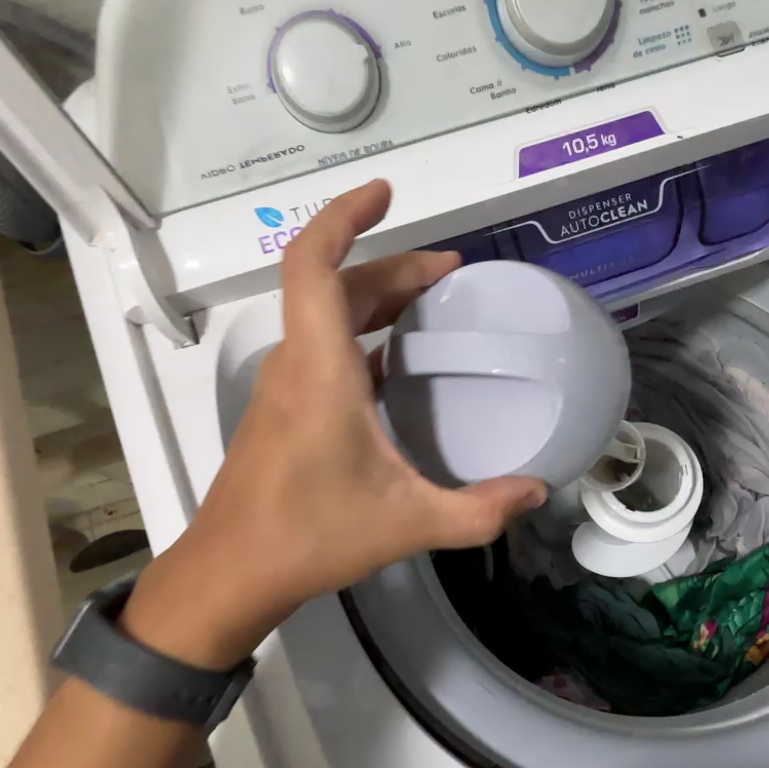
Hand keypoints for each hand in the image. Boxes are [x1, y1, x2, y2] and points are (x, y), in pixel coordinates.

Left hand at [120, 181, 547, 668]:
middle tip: (454, 274)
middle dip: (394, 267)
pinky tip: (400, 366)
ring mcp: (285, 388)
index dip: (344, 217)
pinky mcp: (284, 411)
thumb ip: (479, 510)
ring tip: (434, 307)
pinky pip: (323, 349)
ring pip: (326, 317)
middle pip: (335, 286)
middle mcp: (297, 365)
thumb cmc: (311, 536)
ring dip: (377, 300)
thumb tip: (536, 492)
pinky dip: (363, 337)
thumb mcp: (408, 524)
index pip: (315, 266)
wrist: (232, 573)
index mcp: (320, 371)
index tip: (386, 194)